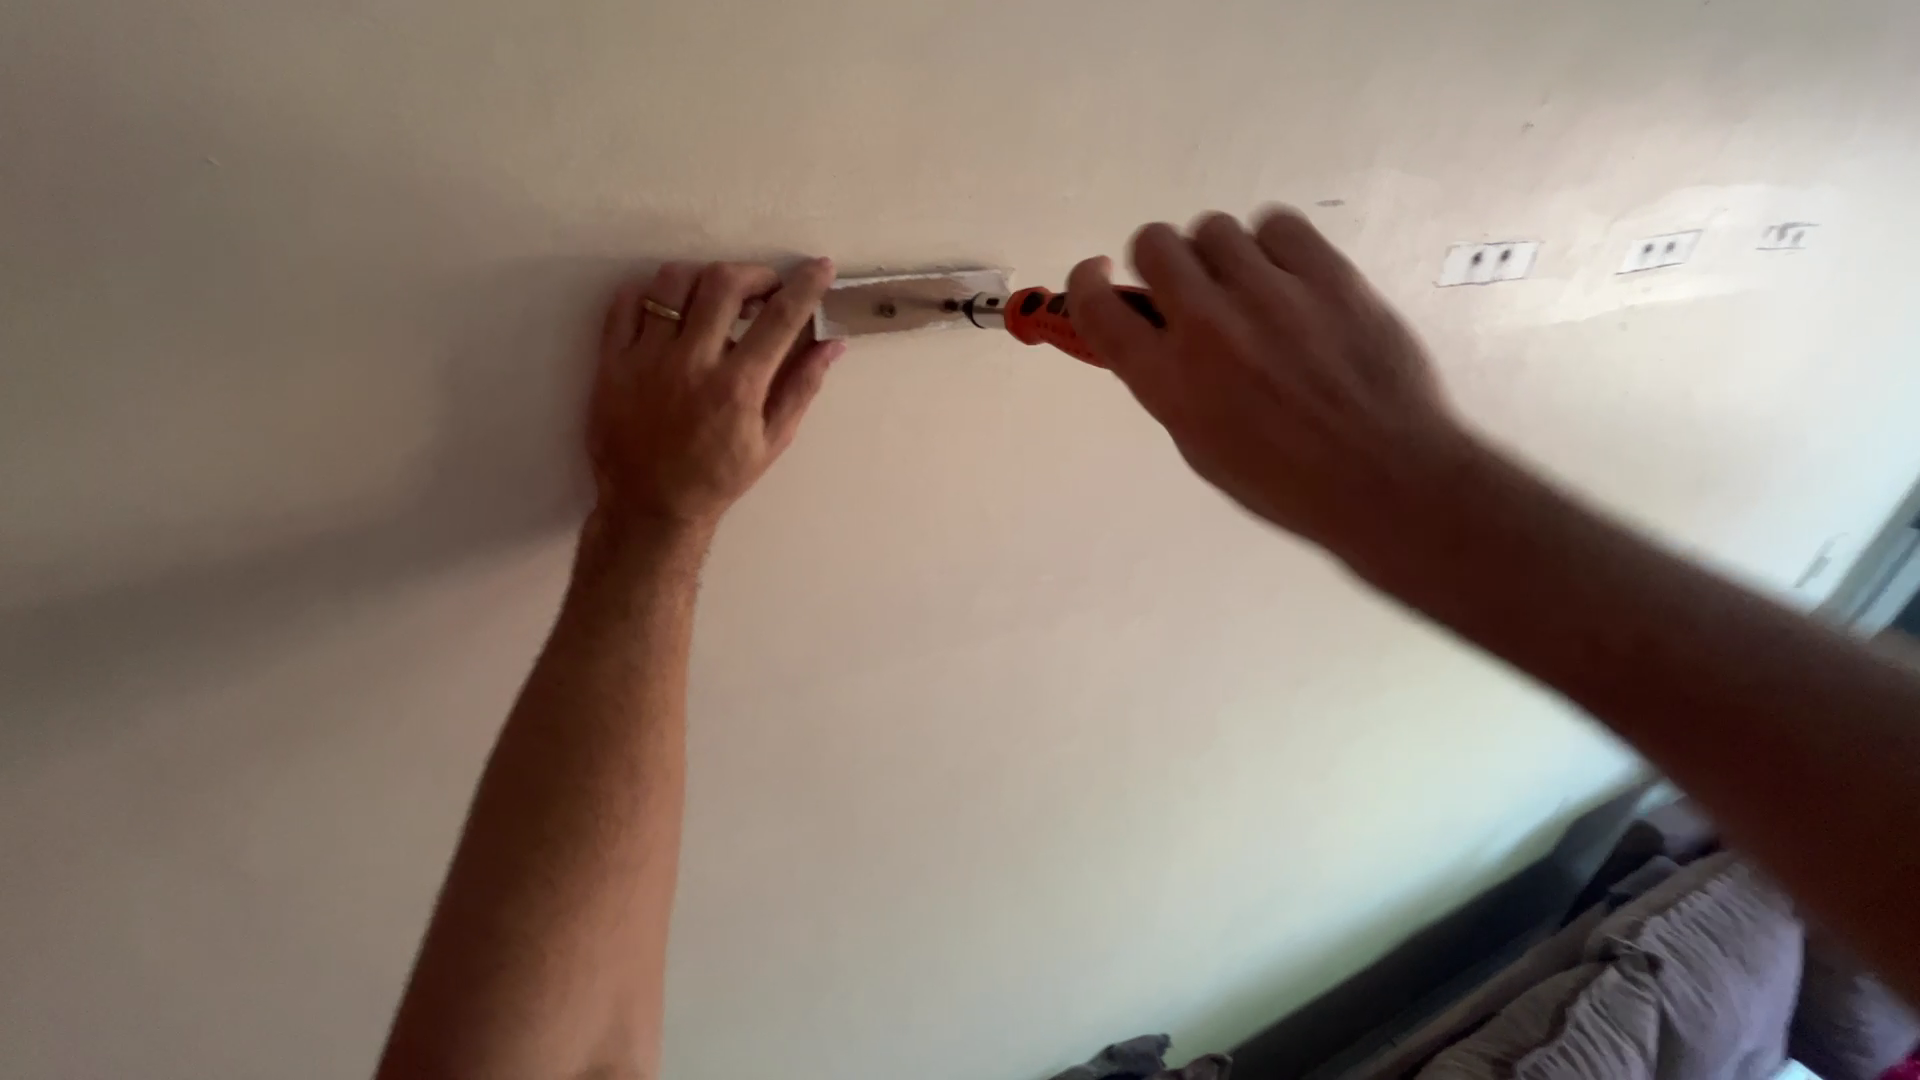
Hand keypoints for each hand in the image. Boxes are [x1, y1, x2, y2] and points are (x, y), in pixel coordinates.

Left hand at [585, 258, 842, 541]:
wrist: (652, 505)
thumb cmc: (720, 477)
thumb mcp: (772, 440)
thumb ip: (802, 387)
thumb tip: (833, 344)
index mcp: (737, 387)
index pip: (780, 318)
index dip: (806, 285)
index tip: (820, 267)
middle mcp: (691, 364)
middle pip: (723, 283)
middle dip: (753, 273)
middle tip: (764, 288)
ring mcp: (645, 360)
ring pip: (672, 283)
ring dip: (703, 278)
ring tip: (716, 297)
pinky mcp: (611, 362)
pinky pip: (626, 303)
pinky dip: (653, 294)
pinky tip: (672, 310)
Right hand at [1067, 208, 1480, 563]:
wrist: (1384, 478)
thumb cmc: (1282, 482)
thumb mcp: (1200, 446)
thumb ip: (1169, 385)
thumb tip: (1155, 338)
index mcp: (1168, 381)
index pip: (1096, 307)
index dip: (1086, 282)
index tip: (1098, 275)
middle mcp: (1207, 327)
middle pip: (1154, 243)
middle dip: (1160, 262)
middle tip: (1186, 287)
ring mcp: (1269, 294)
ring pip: (1213, 228)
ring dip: (1217, 256)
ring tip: (1247, 288)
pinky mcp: (1327, 274)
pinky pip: (1277, 223)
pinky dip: (1272, 246)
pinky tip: (1287, 279)